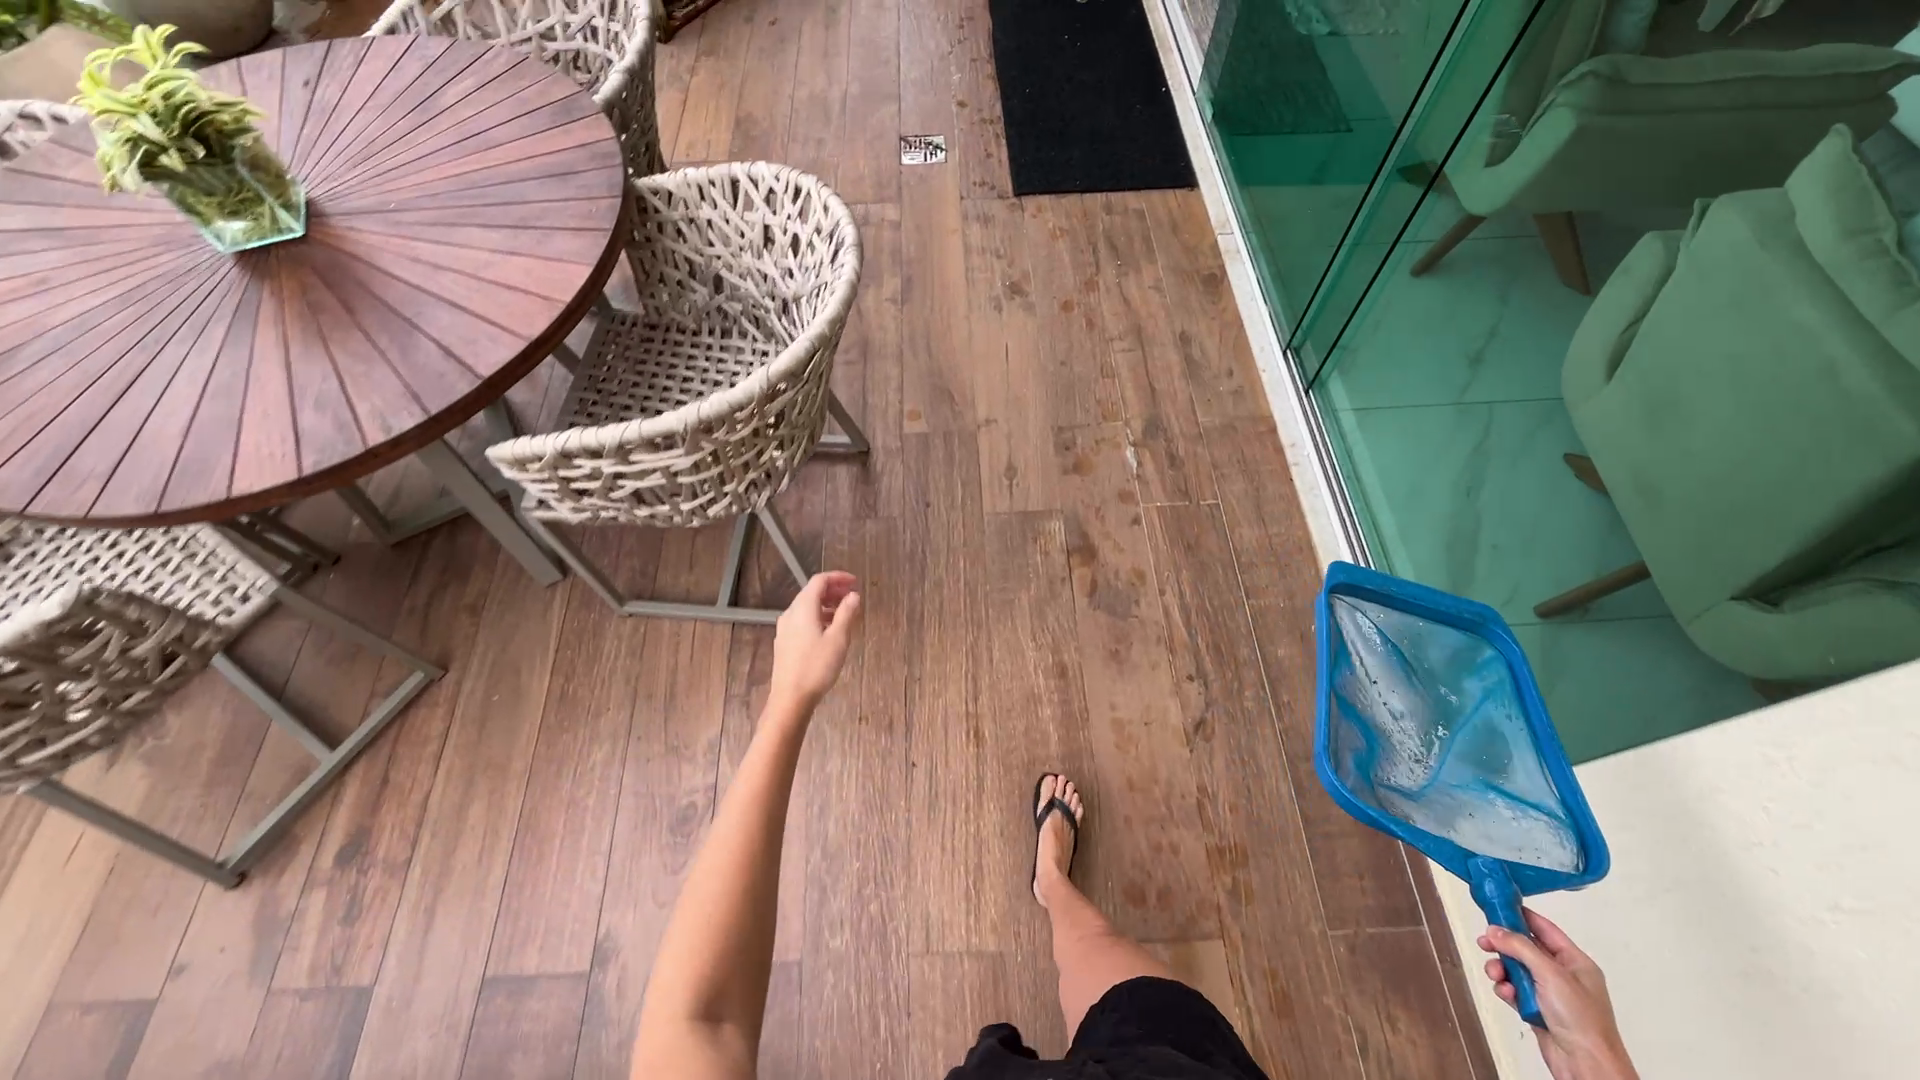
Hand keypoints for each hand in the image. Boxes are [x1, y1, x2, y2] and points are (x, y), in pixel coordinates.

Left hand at [769, 571, 861, 713]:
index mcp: (803, 608)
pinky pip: (802, 620)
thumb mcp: (838, 639)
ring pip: (806, 607)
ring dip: (826, 605)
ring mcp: (785, 629)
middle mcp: (790, 614)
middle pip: (811, 592)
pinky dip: (818, 617)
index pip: (819, 581)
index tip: (855, 582)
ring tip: (844, 614)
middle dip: (833, 591)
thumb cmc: (816, 667)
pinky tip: (829, 631)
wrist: (790, 697)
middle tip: (852, 596)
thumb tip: (853, 596)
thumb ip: (846, 614)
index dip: (838, 578)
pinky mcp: (784, 642)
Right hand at [1479, 910, 1638, 1079]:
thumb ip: (1520, 947)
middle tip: (1484, 943)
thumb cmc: (1578, 1016)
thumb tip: (1494, 929)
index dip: (1520, 915)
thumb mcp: (1550, 974)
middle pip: (1525, 948)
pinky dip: (1506, 990)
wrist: (1585, 1065)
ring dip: (1501, 969)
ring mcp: (1549, 993)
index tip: (1494, 906)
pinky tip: (1506, 994)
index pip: (1544, 928)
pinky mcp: (1537, 1010)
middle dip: (1504, 946)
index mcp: (1575, 962)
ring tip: (1495, 975)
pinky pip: (1514, 990)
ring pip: (1515, 969)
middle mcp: (1562, 974)